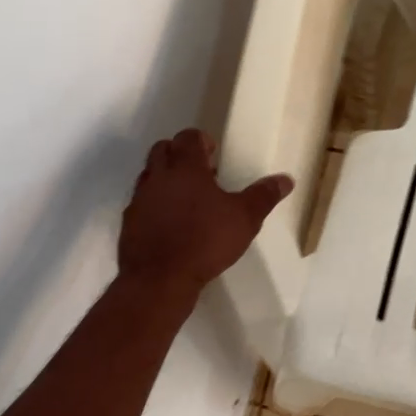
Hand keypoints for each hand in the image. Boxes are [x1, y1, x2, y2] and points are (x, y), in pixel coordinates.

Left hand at [119, 129, 292, 293]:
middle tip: (202, 172)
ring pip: (150, 175)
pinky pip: (143, 202)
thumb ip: (264, 196)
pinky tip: (173, 223)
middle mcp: (158, 176)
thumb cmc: (205, 240)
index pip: (189, 137)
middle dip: (180, 154)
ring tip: (189, 198)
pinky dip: (156, 204)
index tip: (215, 154)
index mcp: (186, 168)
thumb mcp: (245, 219)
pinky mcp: (130, 222)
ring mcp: (140, 199)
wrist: (159, 278)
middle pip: (163, 149)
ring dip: (167, 178)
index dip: (202, 141)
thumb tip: (285, 179)